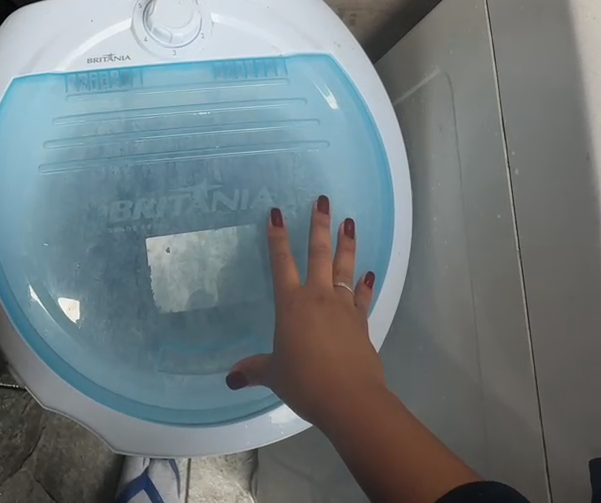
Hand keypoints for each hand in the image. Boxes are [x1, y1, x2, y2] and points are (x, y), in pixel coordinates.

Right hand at [226, 195, 386, 430]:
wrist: (350, 399)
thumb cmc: (305, 382)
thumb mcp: (274, 374)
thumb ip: (254, 369)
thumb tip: (231, 378)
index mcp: (291, 303)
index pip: (281, 262)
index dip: (277, 237)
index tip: (276, 212)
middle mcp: (318, 297)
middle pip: (318, 254)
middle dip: (319, 225)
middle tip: (323, 200)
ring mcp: (343, 308)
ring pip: (344, 268)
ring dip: (347, 243)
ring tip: (349, 221)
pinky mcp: (362, 323)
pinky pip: (363, 297)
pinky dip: (366, 284)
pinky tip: (369, 271)